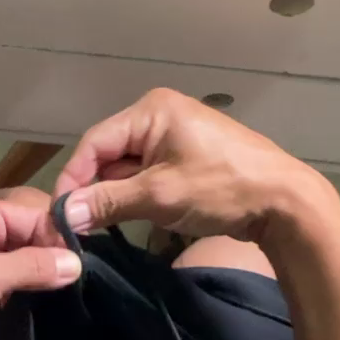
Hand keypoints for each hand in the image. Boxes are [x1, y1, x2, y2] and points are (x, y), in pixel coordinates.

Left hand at [0, 194, 79, 339]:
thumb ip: (31, 267)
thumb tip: (77, 263)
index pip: (35, 210)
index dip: (58, 234)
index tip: (79, 264)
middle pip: (31, 225)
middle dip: (52, 247)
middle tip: (72, 275)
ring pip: (24, 247)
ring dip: (42, 264)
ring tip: (62, 285)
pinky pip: (14, 266)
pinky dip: (29, 277)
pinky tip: (42, 292)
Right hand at [53, 88, 339, 244]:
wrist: (281, 202)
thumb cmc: (221, 188)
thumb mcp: (159, 196)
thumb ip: (107, 203)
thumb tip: (63, 215)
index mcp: (151, 111)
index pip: (93, 143)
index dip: (72, 179)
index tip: (59, 215)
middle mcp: (157, 117)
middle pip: (106, 156)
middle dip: (91, 190)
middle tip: (75, 227)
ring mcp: (170, 139)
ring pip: (123, 170)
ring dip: (111, 198)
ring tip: (96, 228)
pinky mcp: (180, 161)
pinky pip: (142, 178)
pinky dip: (130, 199)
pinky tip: (123, 220)